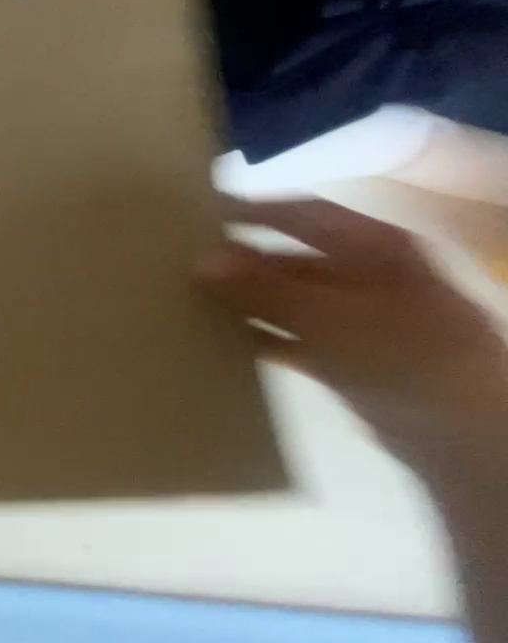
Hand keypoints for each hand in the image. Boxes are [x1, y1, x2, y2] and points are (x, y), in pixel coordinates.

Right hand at [195, 197, 507, 463]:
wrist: (468, 432)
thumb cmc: (409, 359)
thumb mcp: (332, 318)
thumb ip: (265, 289)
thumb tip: (200, 261)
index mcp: (377, 249)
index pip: (303, 214)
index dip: (251, 210)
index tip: (193, 215)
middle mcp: (367, 275)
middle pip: (288, 257)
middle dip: (235, 261)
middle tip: (175, 266)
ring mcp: (358, 317)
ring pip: (284, 299)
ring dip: (239, 302)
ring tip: (183, 303)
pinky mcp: (346, 356)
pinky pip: (287, 336)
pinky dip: (255, 337)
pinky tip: (215, 343)